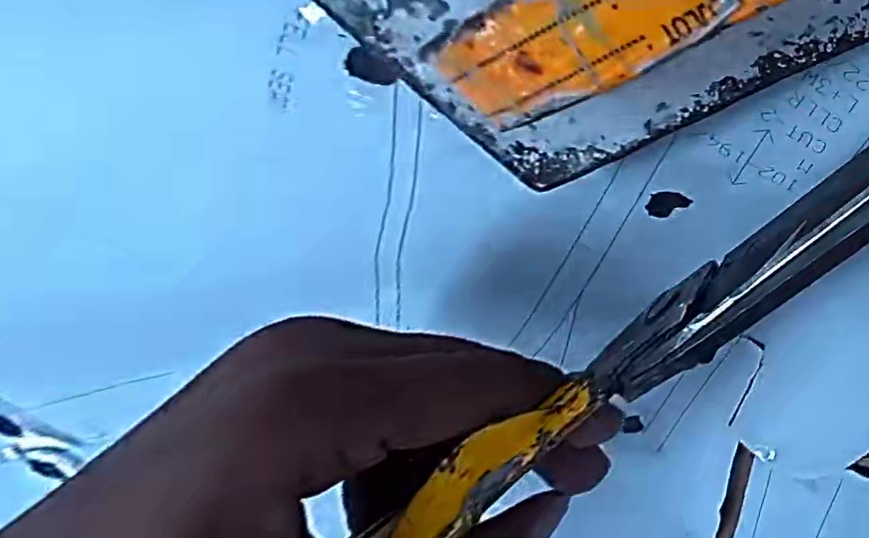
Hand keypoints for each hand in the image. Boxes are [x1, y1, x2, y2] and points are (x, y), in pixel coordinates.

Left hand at [0, 317, 618, 537]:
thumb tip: (550, 507)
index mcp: (308, 395)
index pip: (476, 382)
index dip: (552, 411)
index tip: (601, 435)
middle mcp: (303, 353)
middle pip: (457, 374)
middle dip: (515, 429)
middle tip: (565, 471)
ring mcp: (282, 358)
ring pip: (424, 382)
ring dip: (456, 448)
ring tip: (465, 515)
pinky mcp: (268, 377)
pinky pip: (376, 393)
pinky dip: (404, 447)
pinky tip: (393, 507)